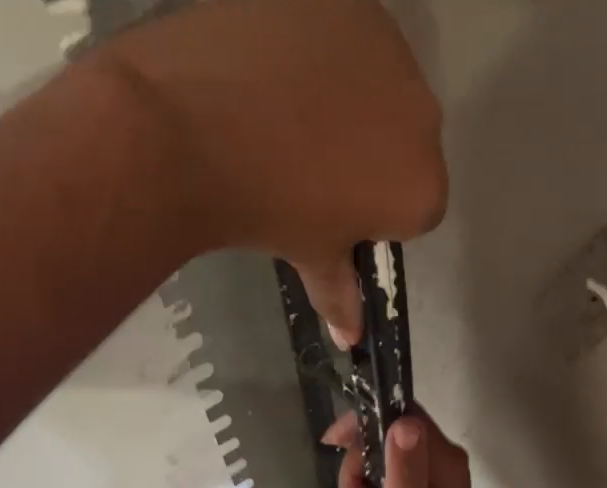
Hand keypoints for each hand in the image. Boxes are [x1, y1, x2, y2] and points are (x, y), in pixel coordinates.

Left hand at [93, 0, 446, 345]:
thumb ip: (339, 291)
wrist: (181, 126)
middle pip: (403, 137)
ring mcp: (387, 46)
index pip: (413, 207)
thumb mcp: (304, 255)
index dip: (370, 211)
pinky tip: (270, 61)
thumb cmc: (257, 207)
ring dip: (345, 94)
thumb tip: (350, 337)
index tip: (326, 210)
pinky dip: (316, 44)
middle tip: (301, 159)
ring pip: (377, 79)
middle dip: (366, 151)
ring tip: (279, 106)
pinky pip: (341, 28)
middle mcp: (425, 114)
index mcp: (423, 188)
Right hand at [323, 410, 483, 487]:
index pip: (400, 412)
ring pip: (382, 460)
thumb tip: (403, 421)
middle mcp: (442, 458)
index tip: (333, 444)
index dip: (363, 422)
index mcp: (442, 459)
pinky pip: (390, 478)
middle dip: (359, 470)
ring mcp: (435, 474)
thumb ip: (405, 468)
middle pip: (385, 437)